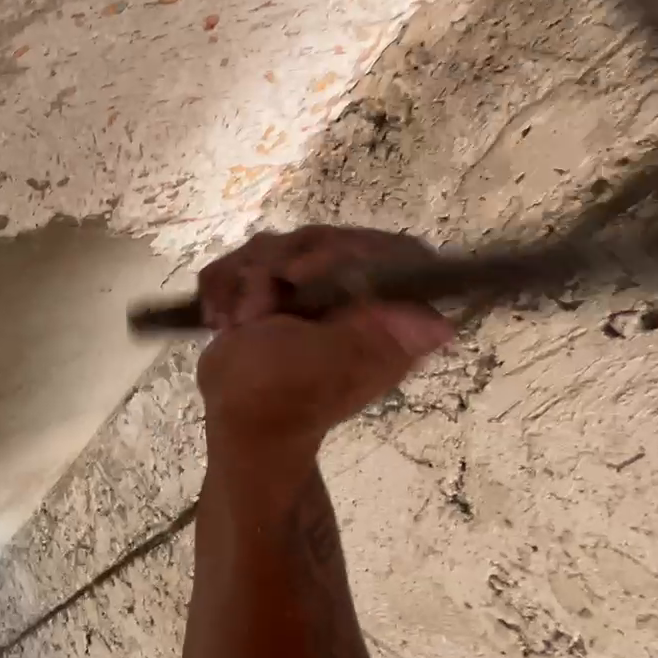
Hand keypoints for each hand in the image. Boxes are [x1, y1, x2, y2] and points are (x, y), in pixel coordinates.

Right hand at [195, 226, 452, 460]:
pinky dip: (221, 289)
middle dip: (271, 269)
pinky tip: (220, 320)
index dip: (345, 250)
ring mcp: (309, 293)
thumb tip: (438, 326)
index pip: (390, 252)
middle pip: (320, 239)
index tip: (295, 273)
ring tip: (237, 324)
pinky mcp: (269, 293)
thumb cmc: (277, 395)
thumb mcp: (324, 362)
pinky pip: (240, 262)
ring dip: (242, 284)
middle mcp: (353, 297)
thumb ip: (367, 332)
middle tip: (256, 310)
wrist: (234, 419)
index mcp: (386, 315)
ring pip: (272, 246)